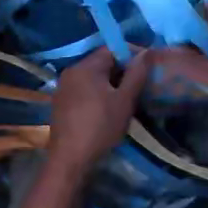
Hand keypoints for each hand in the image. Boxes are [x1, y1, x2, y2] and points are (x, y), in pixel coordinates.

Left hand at [45, 48, 149, 175]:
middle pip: (100, 62)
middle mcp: (71, 71)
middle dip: (121, 70)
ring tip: (125, 98)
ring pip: (92, 77)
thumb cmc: (101, 127)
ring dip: (109, 83)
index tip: (146, 69)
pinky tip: (106, 108)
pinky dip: (97, 93)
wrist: (70, 159)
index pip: (111, 49)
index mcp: (85, 67)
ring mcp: (63, 87)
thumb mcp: (124, 101)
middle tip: (138, 85)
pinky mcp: (60, 102)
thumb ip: (136, 74)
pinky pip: (83, 89)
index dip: (131, 55)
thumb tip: (147, 52)